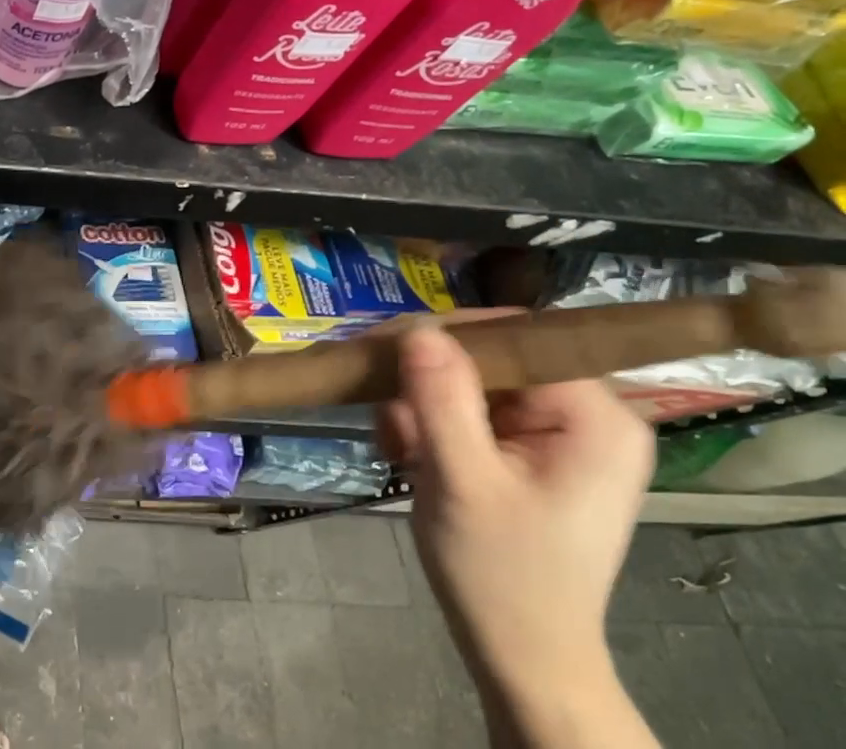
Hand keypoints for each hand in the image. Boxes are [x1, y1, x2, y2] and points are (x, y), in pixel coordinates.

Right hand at [378, 324, 653, 696]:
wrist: (520, 650)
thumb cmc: (499, 571)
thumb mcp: (461, 480)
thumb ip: (441, 400)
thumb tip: (417, 327)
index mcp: (596, 418)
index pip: (518, 338)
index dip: (448, 336)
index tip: (381, 349)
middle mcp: (589, 417)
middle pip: (491, 361)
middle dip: (427, 385)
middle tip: (387, 421)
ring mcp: (562, 437)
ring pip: (472, 387)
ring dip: (422, 410)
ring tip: (398, 450)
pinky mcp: (534, 456)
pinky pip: (474, 415)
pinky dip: (433, 429)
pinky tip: (411, 459)